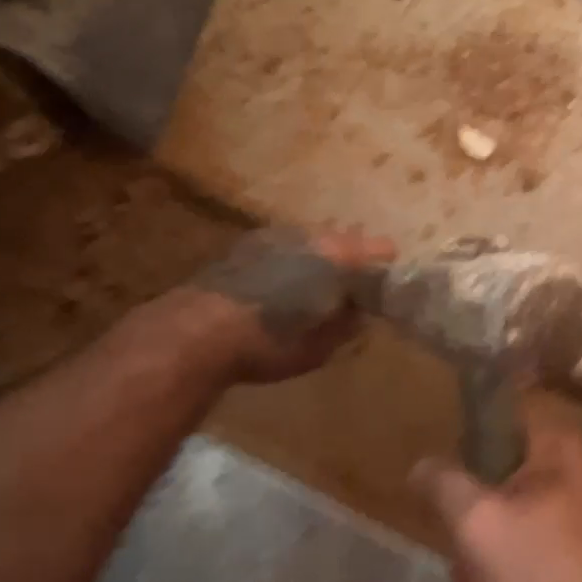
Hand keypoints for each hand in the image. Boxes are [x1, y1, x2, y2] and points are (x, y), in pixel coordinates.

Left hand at [188, 227, 394, 382]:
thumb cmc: (268, 342)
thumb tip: (359, 312)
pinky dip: (289, 261)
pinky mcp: (246, 243)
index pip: (380, 249)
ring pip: (313, 241)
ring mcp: (277, 233)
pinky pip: (283, 246)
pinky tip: (278, 286)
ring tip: (313, 288)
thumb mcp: (319, 348)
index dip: (386, 268)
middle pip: (346, 239)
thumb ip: (346, 325)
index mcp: (339, 254)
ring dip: (319, 259)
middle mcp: (312, 234)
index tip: (385, 290)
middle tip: (350, 290)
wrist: (195, 332)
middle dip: (352, 261)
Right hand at [412, 408, 581, 581]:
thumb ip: (444, 482)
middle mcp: (571, 471)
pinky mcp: (567, 551)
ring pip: (506, 510)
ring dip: (481, 536)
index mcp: (559, 448)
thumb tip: (420, 465)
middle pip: (502, 468)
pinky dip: (497, 558)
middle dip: (474, 497)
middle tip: (455, 522)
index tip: (449, 450)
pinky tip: (484, 578)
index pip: (507, 415)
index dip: (474, 429)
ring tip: (468, 565)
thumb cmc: (530, 565)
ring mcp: (573, 513)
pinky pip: (518, 541)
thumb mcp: (475, 519)